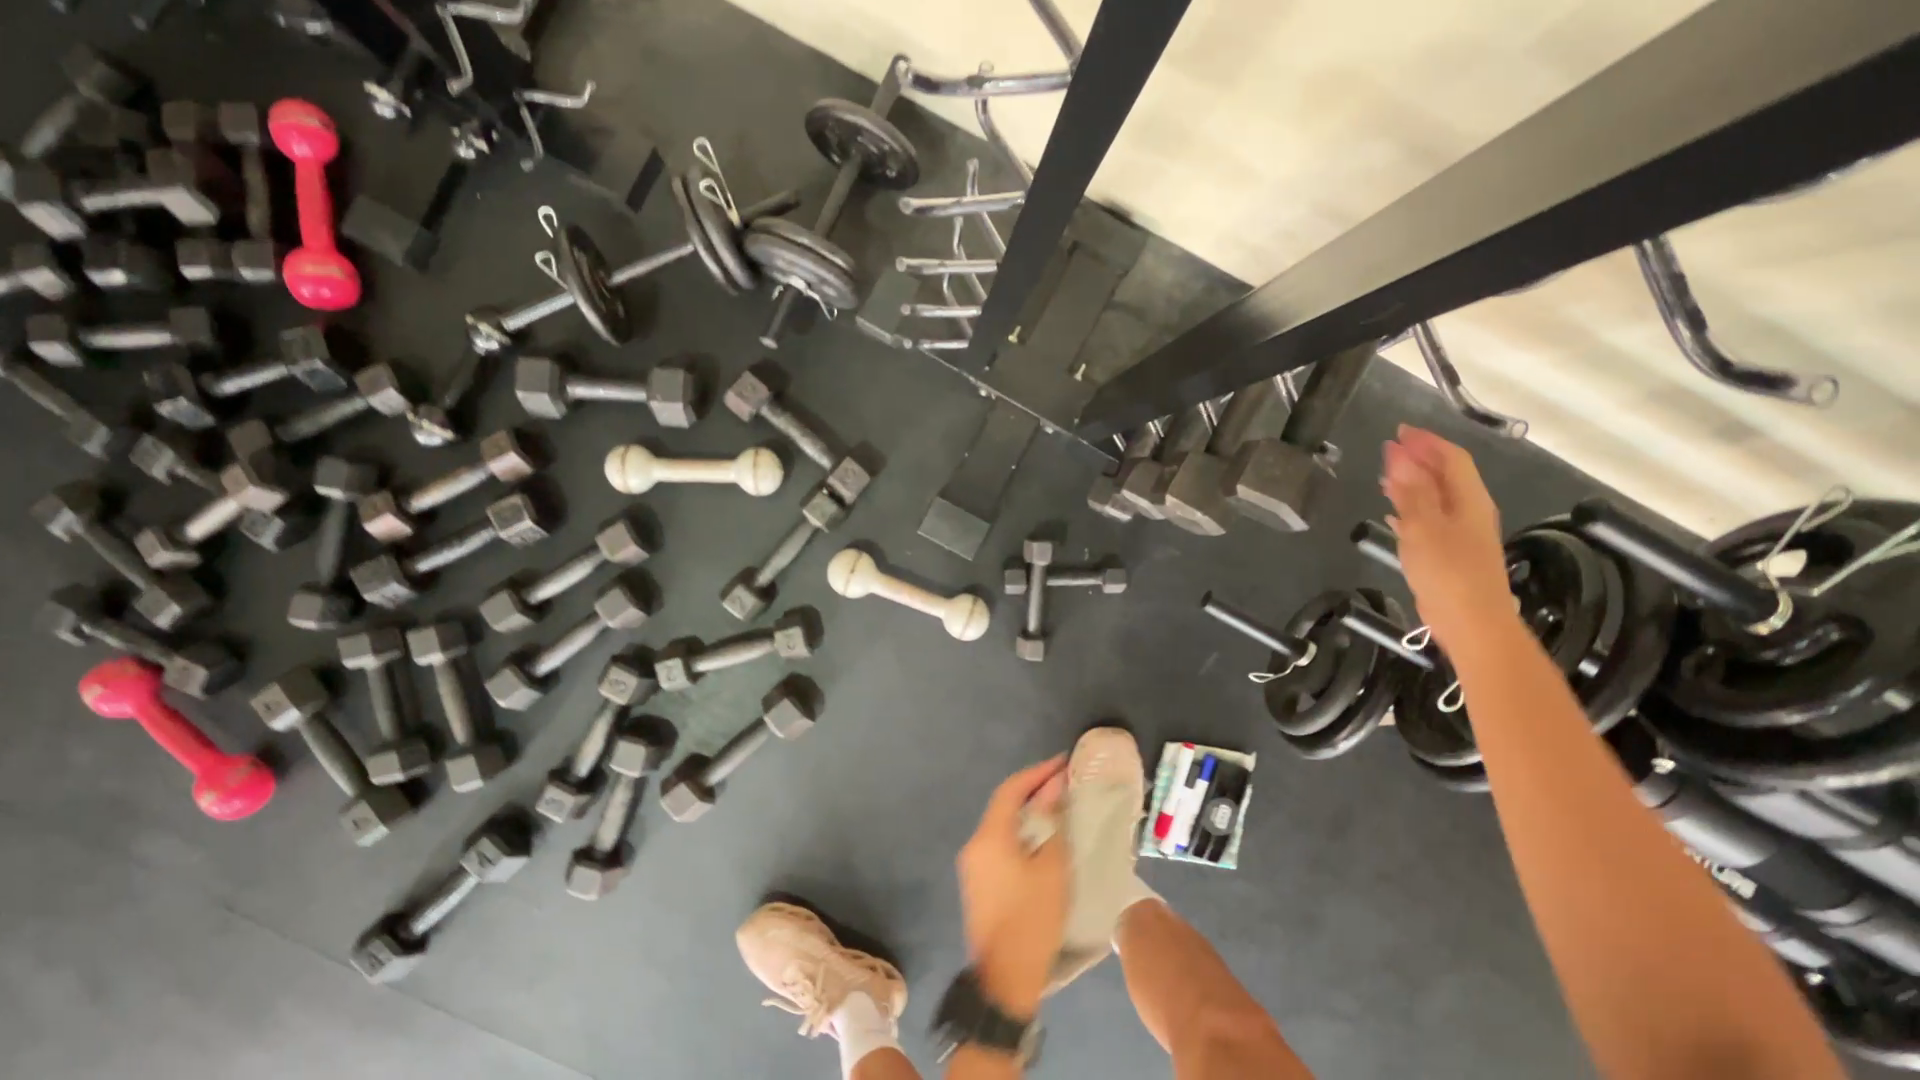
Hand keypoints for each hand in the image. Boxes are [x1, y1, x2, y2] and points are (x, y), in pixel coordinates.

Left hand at [957, 757, 1068, 1017]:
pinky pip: (999, 846)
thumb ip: (1052, 823)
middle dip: (1033, 791)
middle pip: (1003, 806)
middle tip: (1064, 783)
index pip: (1011, 790)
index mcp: (989, 838)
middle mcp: (974, 846)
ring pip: (1001, 827)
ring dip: (1027, 814)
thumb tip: (1053, 789)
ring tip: (1058, 808)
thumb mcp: (1052, 868)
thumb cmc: (1033, 919)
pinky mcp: (978, 884)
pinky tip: (1042, 840)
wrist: (1005, 978)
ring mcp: (972, 867)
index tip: (1063, 763)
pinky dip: (1020, 834)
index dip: (1037, 773)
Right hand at [1381, 425, 1512, 648]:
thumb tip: (1399, 454)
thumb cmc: (1448, 573)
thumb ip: (1411, 490)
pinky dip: (1412, 509)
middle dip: (1419, 460)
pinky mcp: (1453, 555)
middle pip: (1447, 476)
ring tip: (1386, 478)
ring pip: (1438, 498)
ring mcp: (1464, 534)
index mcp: (1469, 500)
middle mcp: (1470, 511)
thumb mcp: (1423, 527)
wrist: (1473, 625)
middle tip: (1389, 451)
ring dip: (1414, 484)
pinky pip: (1431, 520)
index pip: (1451, 458)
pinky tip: (1395, 516)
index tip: (1399, 432)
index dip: (1426, 442)